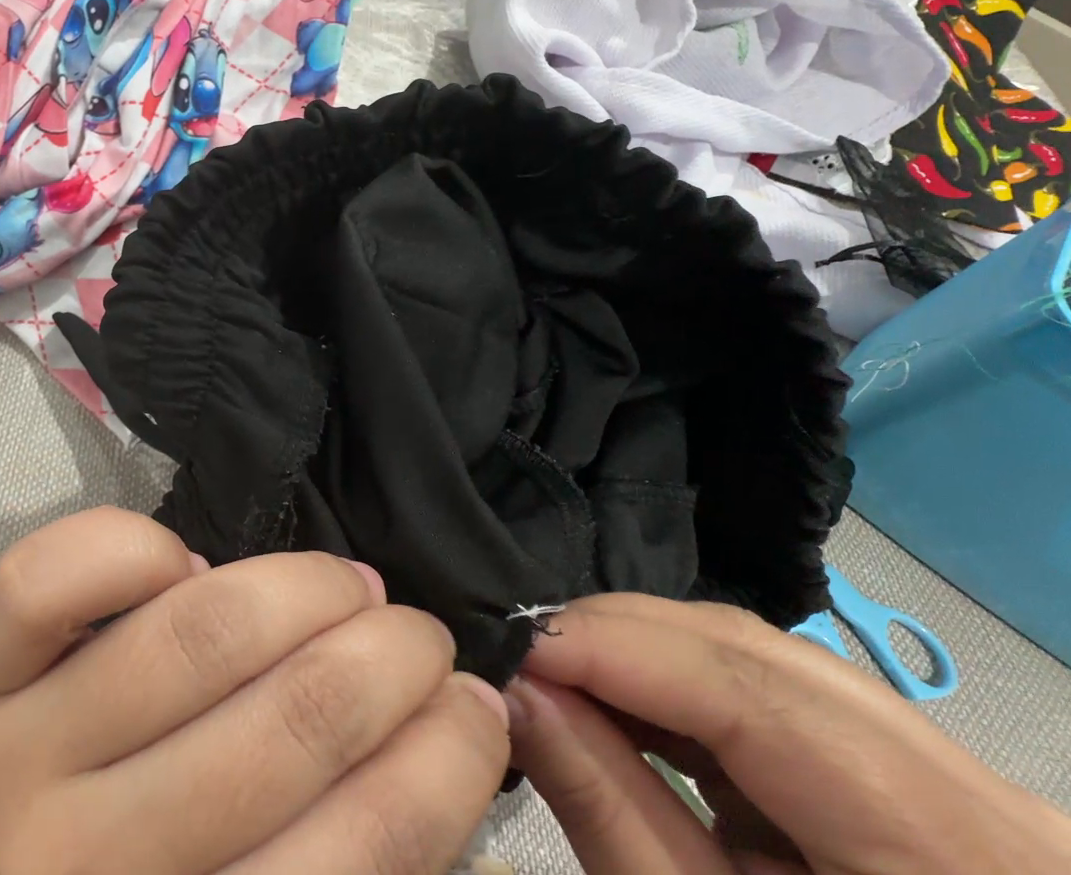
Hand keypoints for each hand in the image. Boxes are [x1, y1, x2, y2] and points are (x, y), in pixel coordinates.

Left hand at [0, 507, 511, 873]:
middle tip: (419, 635)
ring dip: (300, 590)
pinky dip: (138, 547)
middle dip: (391, 657)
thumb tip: (424, 748)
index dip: (447, 760)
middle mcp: (101, 858)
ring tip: (347, 584)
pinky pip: (51, 581)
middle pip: (288, 722)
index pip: (360, 849)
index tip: (478, 709)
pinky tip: (188, 564)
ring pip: (191, 637)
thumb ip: (304, 853)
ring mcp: (19, 752)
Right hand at [503, 594, 1070, 874]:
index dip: (616, 649)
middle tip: (517, 656)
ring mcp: (951, 772)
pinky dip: (676, 690)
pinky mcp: (906, 770)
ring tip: (551, 677)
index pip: (754, 691)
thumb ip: (607, 809)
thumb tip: (516, 691)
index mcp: (957, 851)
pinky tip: (614, 705)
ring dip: (638, 656)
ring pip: (762, 658)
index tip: (509, 644)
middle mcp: (981, 790)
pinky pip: (773, 692)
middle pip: (759, 653)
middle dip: (618, 638)